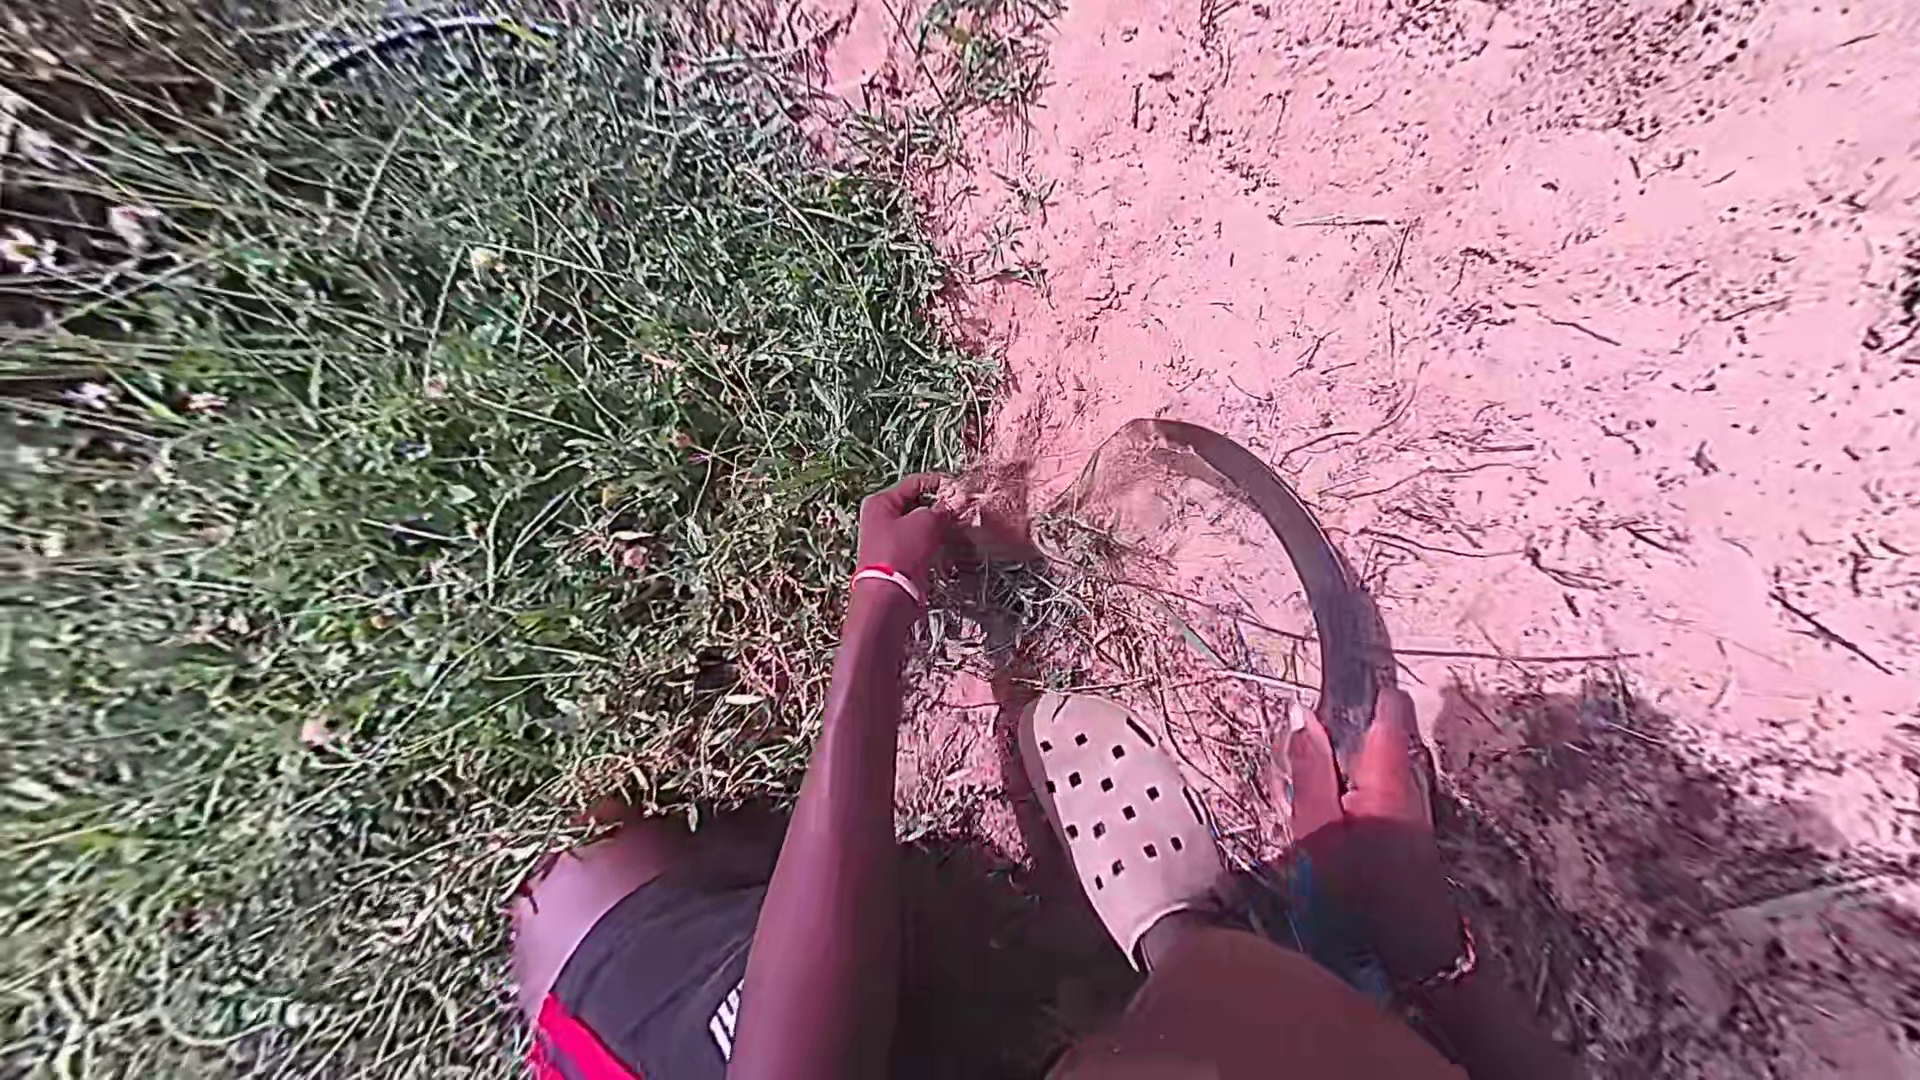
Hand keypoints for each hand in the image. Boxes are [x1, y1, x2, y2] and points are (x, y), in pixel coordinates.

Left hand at [855, 474, 952, 596]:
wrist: (889, 596)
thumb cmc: (901, 551)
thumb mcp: (925, 522)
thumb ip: (941, 510)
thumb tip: (951, 506)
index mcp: (881, 503)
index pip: (914, 483)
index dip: (938, 483)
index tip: (958, 488)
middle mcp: (883, 519)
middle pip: (918, 505)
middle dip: (941, 508)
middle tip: (962, 510)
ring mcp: (891, 541)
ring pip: (923, 527)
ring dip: (941, 528)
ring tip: (961, 528)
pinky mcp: (901, 559)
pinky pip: (924, 545)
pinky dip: (937, 544)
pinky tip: (953, 547)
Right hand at [1286, 688, 1461, 979]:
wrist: (1408, 953)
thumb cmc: (1355, 888)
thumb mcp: (1316, 825)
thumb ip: (1309, 767)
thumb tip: (1300, 713)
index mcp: (1386, 779)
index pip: (1386, 719)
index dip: (1372, 692)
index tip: (1353, 670)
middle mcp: (1407, 786)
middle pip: (1384, 736)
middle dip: (1354, 719)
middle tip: (1322, 712)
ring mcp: (1412, 807)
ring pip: (1381, 759)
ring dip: (1352, 746)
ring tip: (1320, 746)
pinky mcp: (1407, 825)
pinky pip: (1380, 780)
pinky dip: (1356, 771)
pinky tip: (1333, 784)